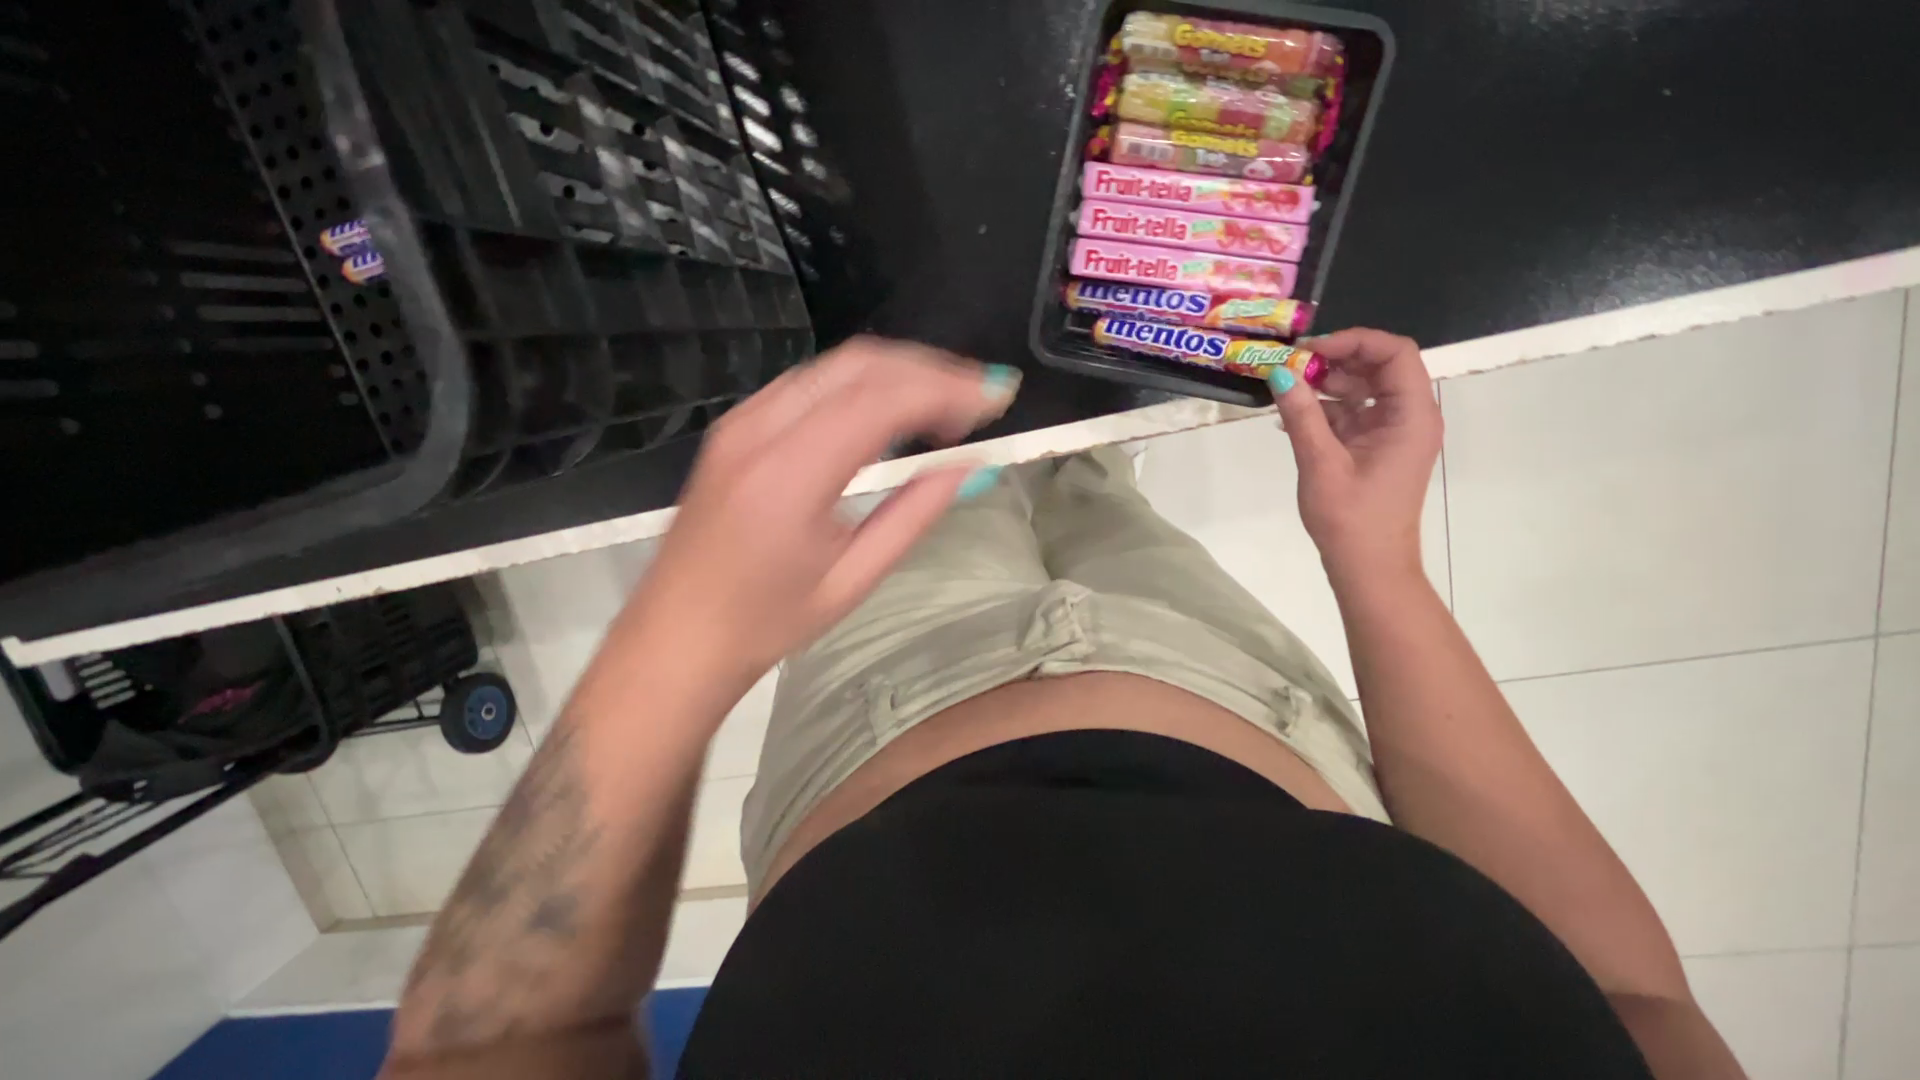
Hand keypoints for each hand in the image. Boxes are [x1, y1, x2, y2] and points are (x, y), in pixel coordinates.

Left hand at [626, 337, 1018, 691]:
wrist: (676, 636)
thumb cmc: (764, 623)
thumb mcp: (851, 580)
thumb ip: (912, 517)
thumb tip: (970, 469)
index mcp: (788, 475)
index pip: (881, 399)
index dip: (947, 389)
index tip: (998, 397)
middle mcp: (759, 430)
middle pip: (859, 364)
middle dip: (929, 369)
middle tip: (981, 397)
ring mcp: (741, 422)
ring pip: (834, 366)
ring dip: (896, 372)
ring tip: (947, 405)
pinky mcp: (736, 427)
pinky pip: (809, 383)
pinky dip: (860, 384)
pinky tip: (891, 412)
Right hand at [1271, 329, 1440, 581]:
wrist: (1369, 567)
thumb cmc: (1351, 518)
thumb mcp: (1321, 462)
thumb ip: (1302, 414)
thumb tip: (1280, 372)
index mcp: (1412, 415)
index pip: (1394, 352)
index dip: (1353, 341)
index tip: (1309, 350)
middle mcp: (1411, 416)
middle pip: (1379, 366)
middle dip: (1335, 360)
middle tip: (1291, 366)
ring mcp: (1395, 432)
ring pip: (1365, 388)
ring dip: (1327, 384)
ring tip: (1287, 390)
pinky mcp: (1378, 446)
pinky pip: (1355, 412)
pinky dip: (1326, 409)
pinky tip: (1292, 416)